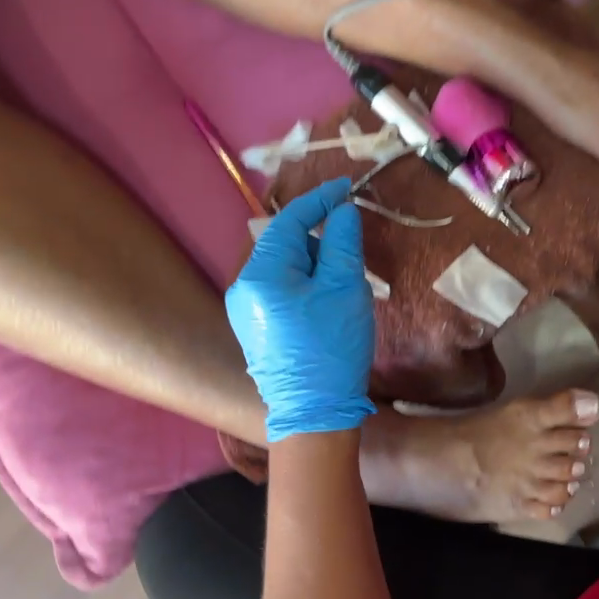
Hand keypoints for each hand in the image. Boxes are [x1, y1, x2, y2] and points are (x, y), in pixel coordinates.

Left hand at [226, 179, 375, 440]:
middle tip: (354, 251)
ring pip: (286, 268)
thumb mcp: (346, 290)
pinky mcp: (257, 328)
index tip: (347, 187)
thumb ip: (344, 244)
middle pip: (286, 244)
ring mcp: (247, 309)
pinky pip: (283, 290)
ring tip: (346, 287)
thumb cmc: (333, 347)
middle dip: (320, 239)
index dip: (320, 200)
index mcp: (262, 273)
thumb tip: (343, 213)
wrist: (314, 411)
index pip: (290, 220)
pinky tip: (330, 304)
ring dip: (317, 265)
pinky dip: (308, 285)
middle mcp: (244, 286)